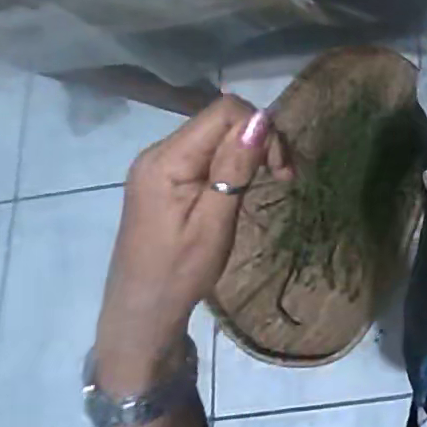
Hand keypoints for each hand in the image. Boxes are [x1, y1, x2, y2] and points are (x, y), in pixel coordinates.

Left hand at [93, 95, 290, 392]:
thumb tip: (262, 119)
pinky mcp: (167, 176)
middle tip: (284, 177)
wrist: (142, 313)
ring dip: (252, 150)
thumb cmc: (180, 273)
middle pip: (222, 120)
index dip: (261, 129)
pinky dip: (237, 160)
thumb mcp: (214, 224)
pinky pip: (209, 151)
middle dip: (261, 139)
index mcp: (166, 161)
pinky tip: (248, 183)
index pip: (224, 112)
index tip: (279, 169)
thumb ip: (235, 168)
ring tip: (273, 180)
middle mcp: (159, 152)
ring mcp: (161, 163)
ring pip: (219, 133)